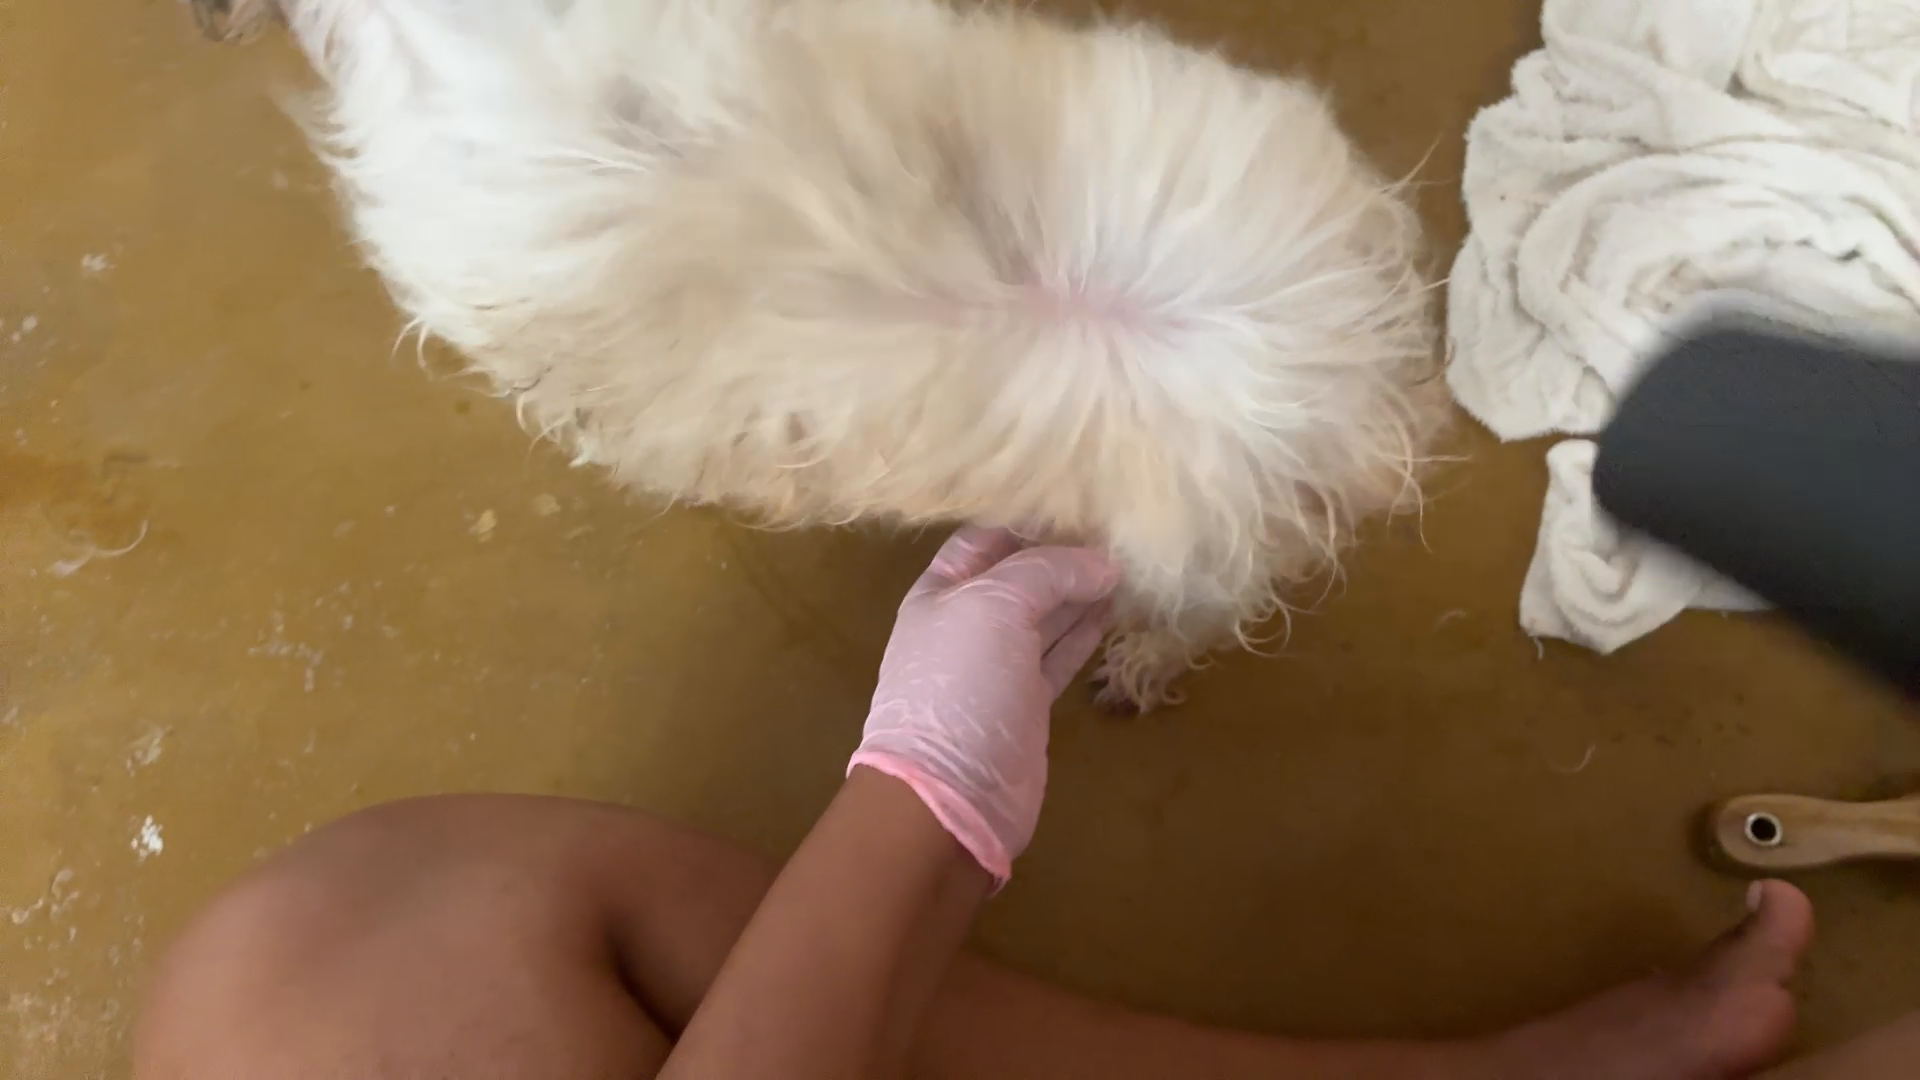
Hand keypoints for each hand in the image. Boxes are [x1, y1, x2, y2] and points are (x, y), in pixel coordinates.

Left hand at [849, 527, 1120, 882]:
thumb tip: (1103, 562)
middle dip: (1063, 553)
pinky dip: (1085, 630)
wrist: (951, 793)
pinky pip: (1060, 653)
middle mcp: (968, 622)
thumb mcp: (995, 607)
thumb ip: (1047, 572)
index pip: (986, 538)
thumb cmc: (961, 684)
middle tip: (1118, 531)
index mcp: (942, 590)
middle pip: (1020, 575)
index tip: (1081, 503)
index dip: (1028, 519)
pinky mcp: (1027, 700)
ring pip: (1046, 614)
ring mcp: (998, 664)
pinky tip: (1113, 606)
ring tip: (1126, 563)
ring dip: (1081, 590)